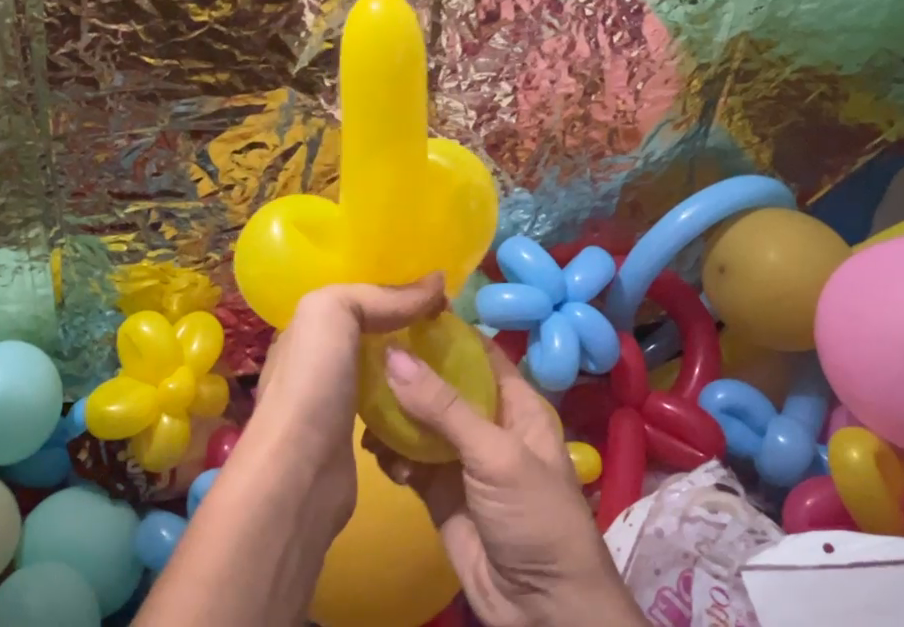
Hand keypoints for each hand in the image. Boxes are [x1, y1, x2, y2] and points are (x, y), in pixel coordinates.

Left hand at [233, 275, 449, 543]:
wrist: (299, 474)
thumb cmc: (312, 383)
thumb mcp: (333, 313)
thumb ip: (378, 295)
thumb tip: (435, 283)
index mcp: (308, 326)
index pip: (357, 298)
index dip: (397, 290)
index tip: (442, 293)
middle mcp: (317, 361)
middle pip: (372, 333)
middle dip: (409, 326)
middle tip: (456, 326)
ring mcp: (335, 403)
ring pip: (383, 372)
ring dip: (413, 366)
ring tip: (456, 360)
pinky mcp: (354, 439)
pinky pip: (389, 409)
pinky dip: (411, 403)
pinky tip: (437, 402)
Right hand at [370, 338, 641, 626]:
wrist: (541, 608)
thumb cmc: (536, 517)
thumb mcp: (496, 455)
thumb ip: (444, 406)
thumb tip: (392, 354)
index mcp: (514, 403)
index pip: (477, 351)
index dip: (444, 328)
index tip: (399, 306)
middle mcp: (485, 422)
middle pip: (440, 383)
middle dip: (406, 370)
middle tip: (362, 352)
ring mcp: (459, 458)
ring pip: (417, 420)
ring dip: (392, 414)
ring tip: (362, 406)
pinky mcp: (437, 490)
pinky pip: (406, 458)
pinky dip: (390, 453)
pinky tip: (377, 454)